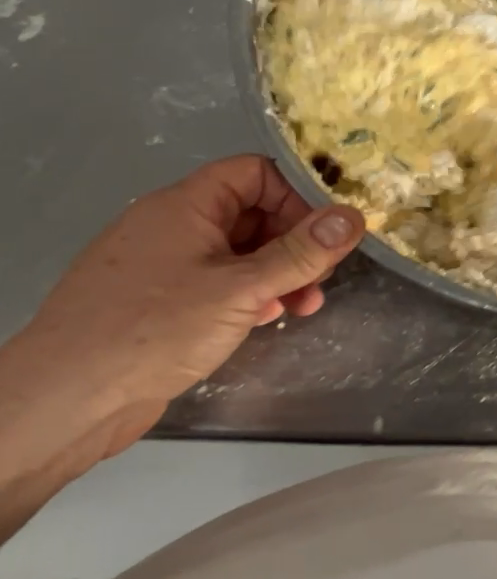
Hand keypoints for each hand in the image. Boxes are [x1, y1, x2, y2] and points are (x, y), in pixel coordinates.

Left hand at [4, 155, 365, 439]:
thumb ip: (304, 251)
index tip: (327, 229)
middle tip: (323, 273)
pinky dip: (253, 293)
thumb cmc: (152, 331)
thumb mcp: (243, 288)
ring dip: (283, 273)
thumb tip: (355, 215)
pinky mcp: (160, 302)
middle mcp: (171, 228)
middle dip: (298, 242)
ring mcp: (163, 267)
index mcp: (183, 208)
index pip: (255, 172)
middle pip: (254, 213)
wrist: (59, 406)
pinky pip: (221, 281)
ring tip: (304, 305)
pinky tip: (267, 318)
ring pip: (242, 251)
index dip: (296, 193)